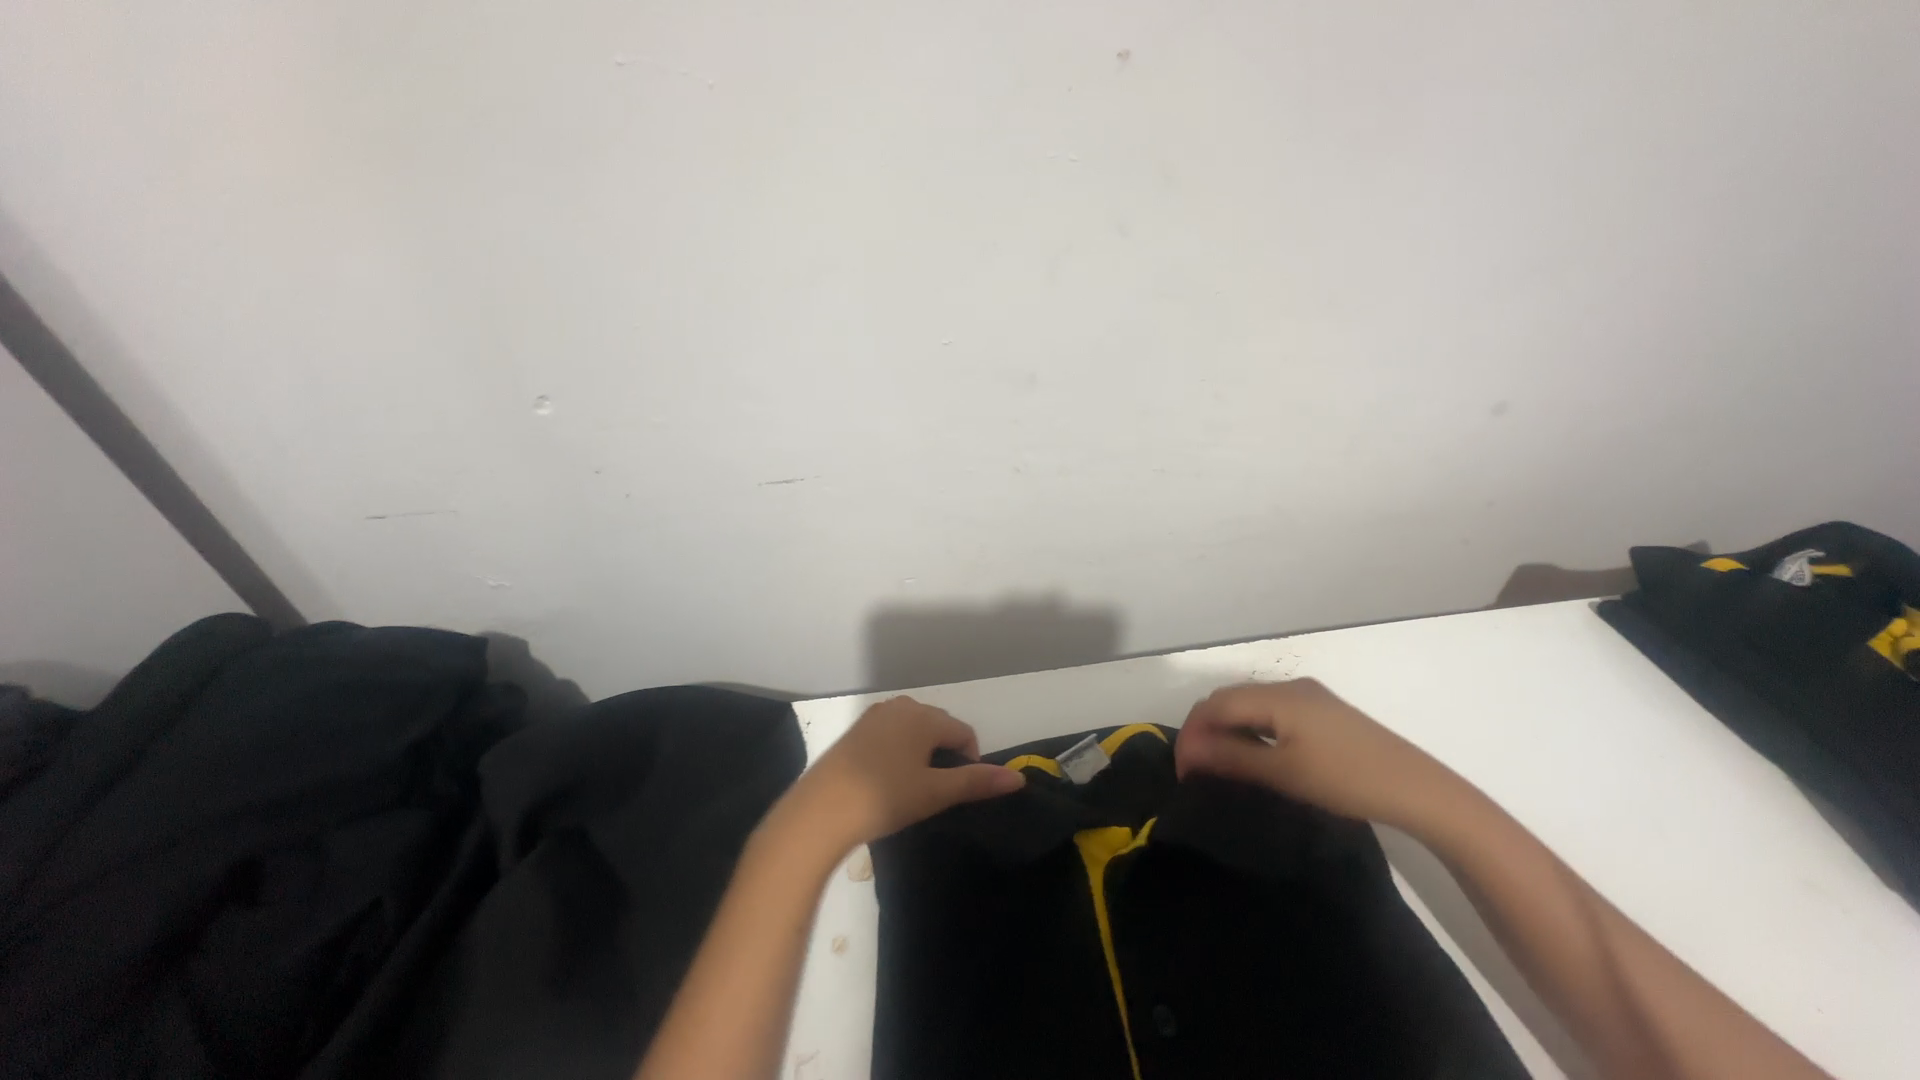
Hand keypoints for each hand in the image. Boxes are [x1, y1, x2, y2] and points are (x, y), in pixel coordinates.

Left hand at [781, 696, 1025, 847]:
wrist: (820, 811)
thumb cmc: (884, 797)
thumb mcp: (935, 792)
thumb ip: (976, 782)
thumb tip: (1018, 778)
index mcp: (922, 716)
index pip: (963, 732)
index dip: (971, 760)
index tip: (960, 791)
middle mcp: (899, 707)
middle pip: (938, 726)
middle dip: (946, 753)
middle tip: (938, 791)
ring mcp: (873, 718)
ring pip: (913, 730)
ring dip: (922, 752)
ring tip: (915, 786)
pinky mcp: (854, 732)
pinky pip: (890, 735)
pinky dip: (899, 752)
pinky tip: (889, 780)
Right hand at [1175, 679, 1464, 827]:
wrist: (1417, 789)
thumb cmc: (1345, 780)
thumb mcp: (1282, 772)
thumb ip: (1231, 757)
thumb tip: (1188, 751)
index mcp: (1279, 696)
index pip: (1216, 703)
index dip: (1192, 733)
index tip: (1183, 772)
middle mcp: (1291, 687)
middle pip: (1231, 699)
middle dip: (1206, 729)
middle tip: (1197, 770)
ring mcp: (1311, 699)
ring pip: (1251, 706)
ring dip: (1228, 731)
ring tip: (1219, 766)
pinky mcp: (1324, 714)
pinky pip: (1272, 713)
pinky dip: (1252, 731)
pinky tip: (1254, 757)